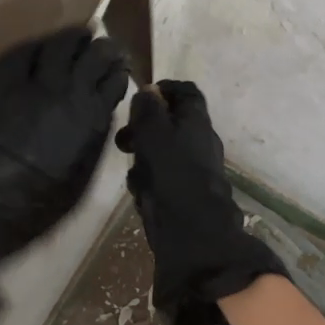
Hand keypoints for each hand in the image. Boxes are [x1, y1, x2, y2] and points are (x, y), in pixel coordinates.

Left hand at [0, 26, 128, 324]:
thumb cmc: (32, 209)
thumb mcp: (78, 177)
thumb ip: (92, 138)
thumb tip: (98, 113)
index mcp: (88, 119)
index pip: (112, 79)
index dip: (117, 69)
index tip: (118, 66)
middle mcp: (62, 92)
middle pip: (90, 53)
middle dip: (99, 47)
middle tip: (100, 43)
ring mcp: (26, 83)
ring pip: (56, 45)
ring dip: (70, 40)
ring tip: (76, 37)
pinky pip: (21, 52)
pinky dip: (37, 46)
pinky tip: (41, 47)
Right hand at [115, 80, 286, 324]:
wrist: (194, 235)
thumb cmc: (176, 178)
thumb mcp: (157, 137)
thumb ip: (149, 113)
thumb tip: (147, 91)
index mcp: (198, 124)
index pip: (187, 93)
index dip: (166, 90)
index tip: (141, 97)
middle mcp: (199, 143)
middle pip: (171, 122)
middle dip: (144, 127)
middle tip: (125, 137)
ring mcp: (192, 170)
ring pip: (162, 150)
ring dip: (143, 154)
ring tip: (130, 164)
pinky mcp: (182, 193)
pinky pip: (161, 176)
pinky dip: (148, 178)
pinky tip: (139, 190)